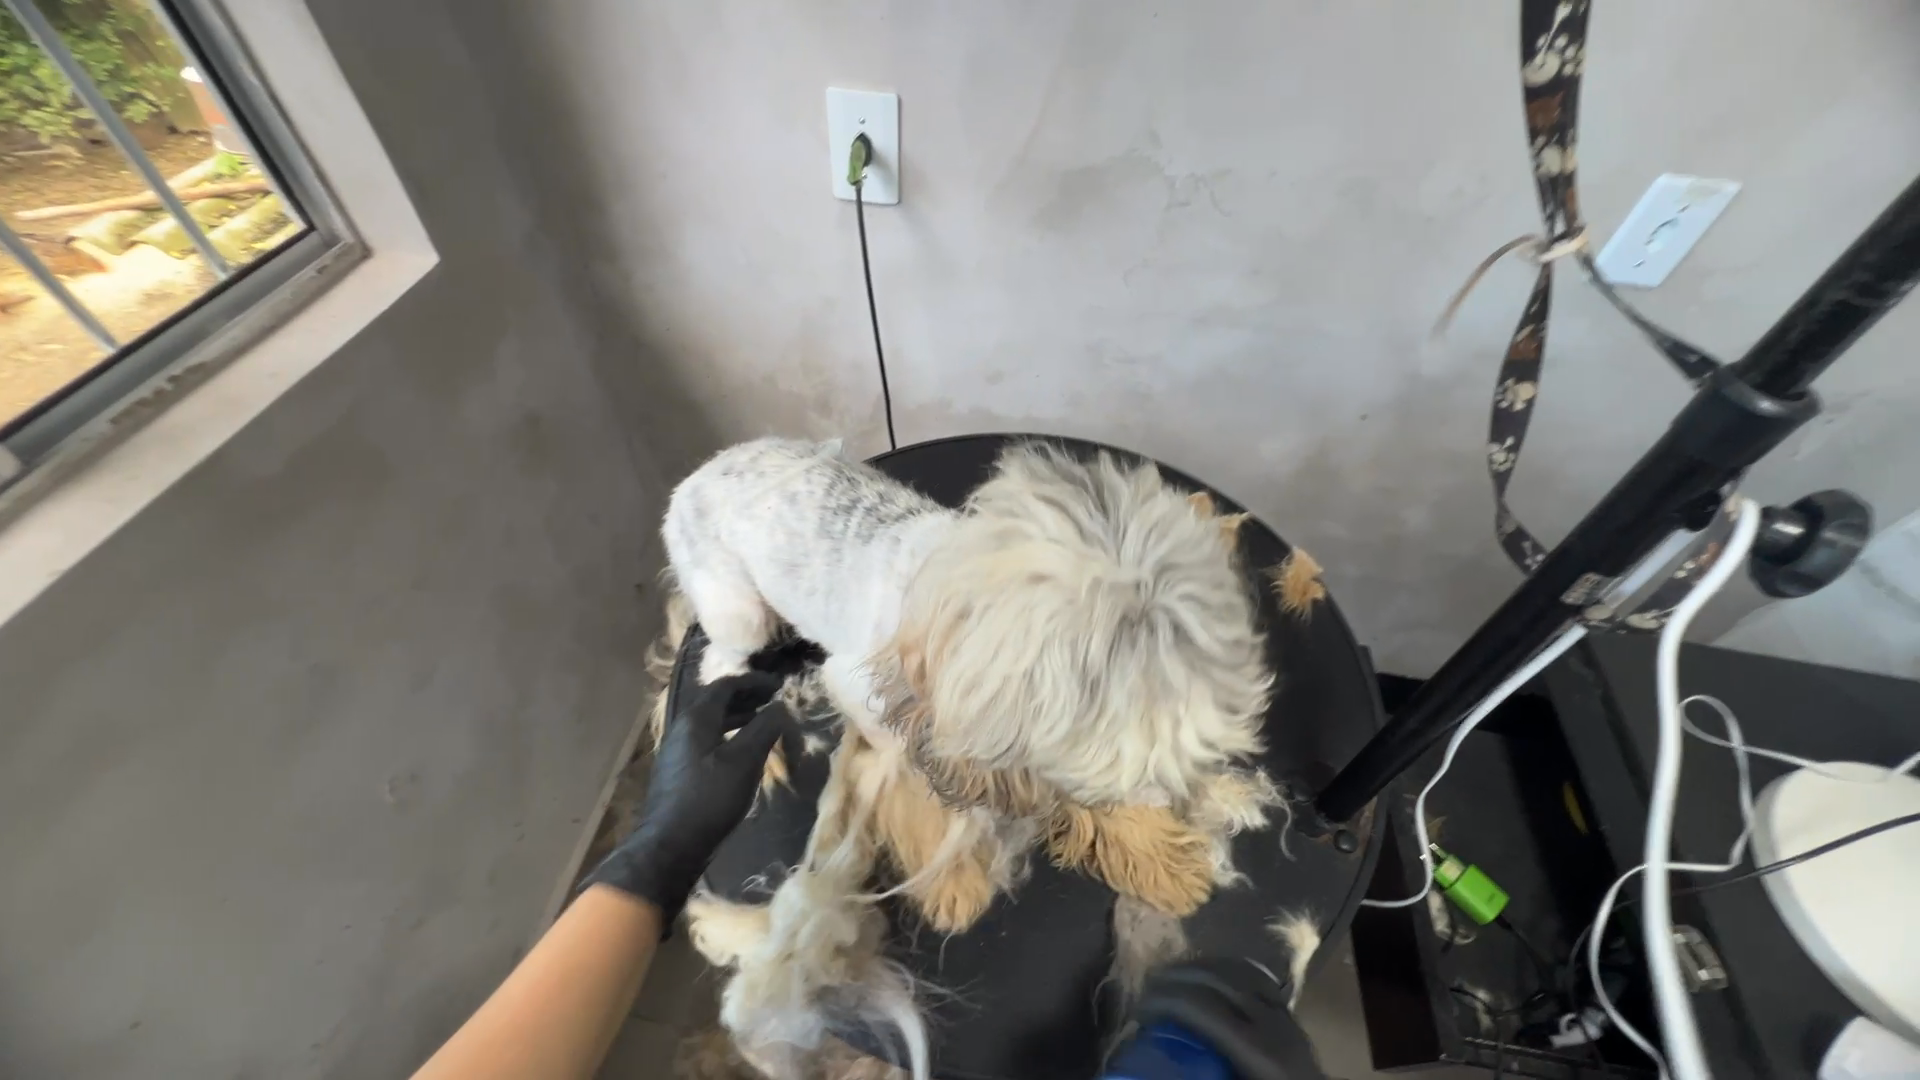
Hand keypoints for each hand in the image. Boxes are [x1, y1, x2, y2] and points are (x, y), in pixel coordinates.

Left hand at [583, 639, 818, 924]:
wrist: (669, 845)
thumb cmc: (710, 798)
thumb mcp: (744, 761)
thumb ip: (765, 728)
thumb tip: (781, 705)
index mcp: (696, 719)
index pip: (726, 685)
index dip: (754, 682)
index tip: (778, 686)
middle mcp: (682, 727)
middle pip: (716, 700)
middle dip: (745, 696)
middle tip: (771, 700)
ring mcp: (677, 750)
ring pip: (711, 721)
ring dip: (737, 716)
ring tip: (762, 721)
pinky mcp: (679, 770)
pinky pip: (707, 739)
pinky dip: (728, 734)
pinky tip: (742, 751)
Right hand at [1129, 958, 1326, 1079]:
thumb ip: (1203, 1071)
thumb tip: (1160, 1067)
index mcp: (1259, 1054)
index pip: (1204, 1008)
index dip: (1166, 1000)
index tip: (1139, 1008)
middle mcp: (1273, 1027)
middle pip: (1218, 982)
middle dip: (1176, 978)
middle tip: (1146, 988)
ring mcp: (1285, 1019)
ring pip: (1237, 973)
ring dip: (1199, 968)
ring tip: (1170, 976)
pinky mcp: (1292, 1020)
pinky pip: (1257, 979)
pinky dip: (1227, 970)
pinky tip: (1209, 974)